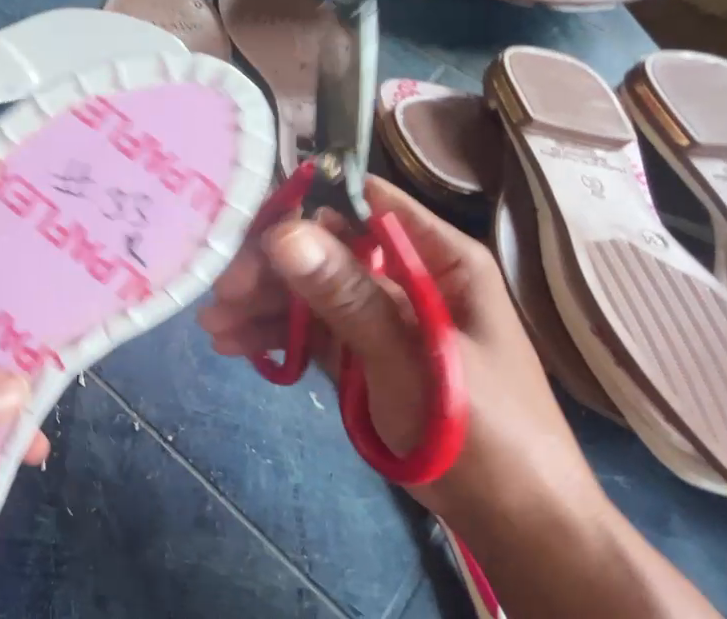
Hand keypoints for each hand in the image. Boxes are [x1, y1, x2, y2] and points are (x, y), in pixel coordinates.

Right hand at [196, 177, 604, 521]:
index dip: (302, 209)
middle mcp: (401, 274)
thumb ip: (348, 296)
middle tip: (221, 294)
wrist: (513, 520)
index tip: (248, 233)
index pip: (360, 205)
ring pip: (303, 288)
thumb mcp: (412, 360)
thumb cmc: (485, 432)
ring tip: (214, 327)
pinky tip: (232, 345)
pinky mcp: (355, 349)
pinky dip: (269, 333)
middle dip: (267, 268)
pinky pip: (303, 326)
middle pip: (318, 248)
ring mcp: (375, 312)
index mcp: (436, 259)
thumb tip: (283, 233)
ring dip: (257, 303)